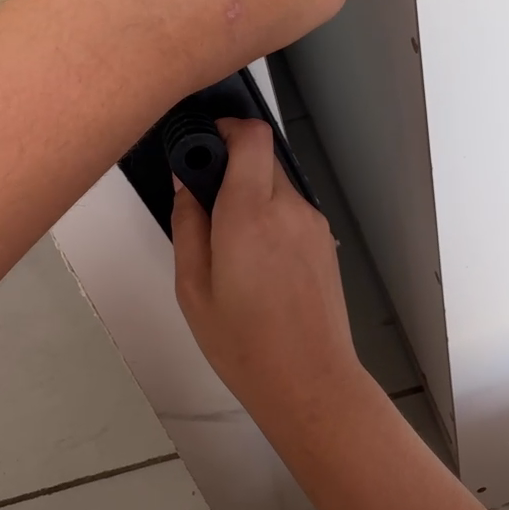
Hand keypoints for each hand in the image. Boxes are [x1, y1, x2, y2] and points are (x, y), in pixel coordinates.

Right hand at [171, 119, 375, 423]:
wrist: (310, 381)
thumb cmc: (245, 344)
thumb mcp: (192, 287)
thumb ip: (187, 223)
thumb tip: (185, 183)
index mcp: (250, 214)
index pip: (250, 135)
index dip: (225, 127)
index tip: (202, 145)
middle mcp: (288, 207)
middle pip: (262, 155)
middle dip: (231, 165)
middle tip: (206, 203)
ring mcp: (312, 222)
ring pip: (276, 182)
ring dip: (251, 193)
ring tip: (230, 244)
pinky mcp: (323, 239)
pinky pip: (291, 208)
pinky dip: (270, 216)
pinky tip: (257, 261)